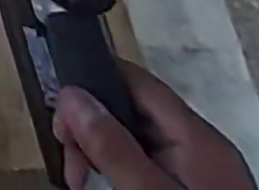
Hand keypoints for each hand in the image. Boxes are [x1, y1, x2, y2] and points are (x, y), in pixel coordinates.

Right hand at [52, 60, 255, 189]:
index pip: (137, 81)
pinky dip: (116, 176)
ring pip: (133, 144)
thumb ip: (112, 147)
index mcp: (196, 139)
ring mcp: (197, 181)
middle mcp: (198, 151)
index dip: (94, 80)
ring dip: (99, 155)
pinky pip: (145, 172)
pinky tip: (97, 188)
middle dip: (91, 128)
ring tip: (75, 183)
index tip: (60, 110)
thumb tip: (71, 95)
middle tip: (67, 161)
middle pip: (132, 112)